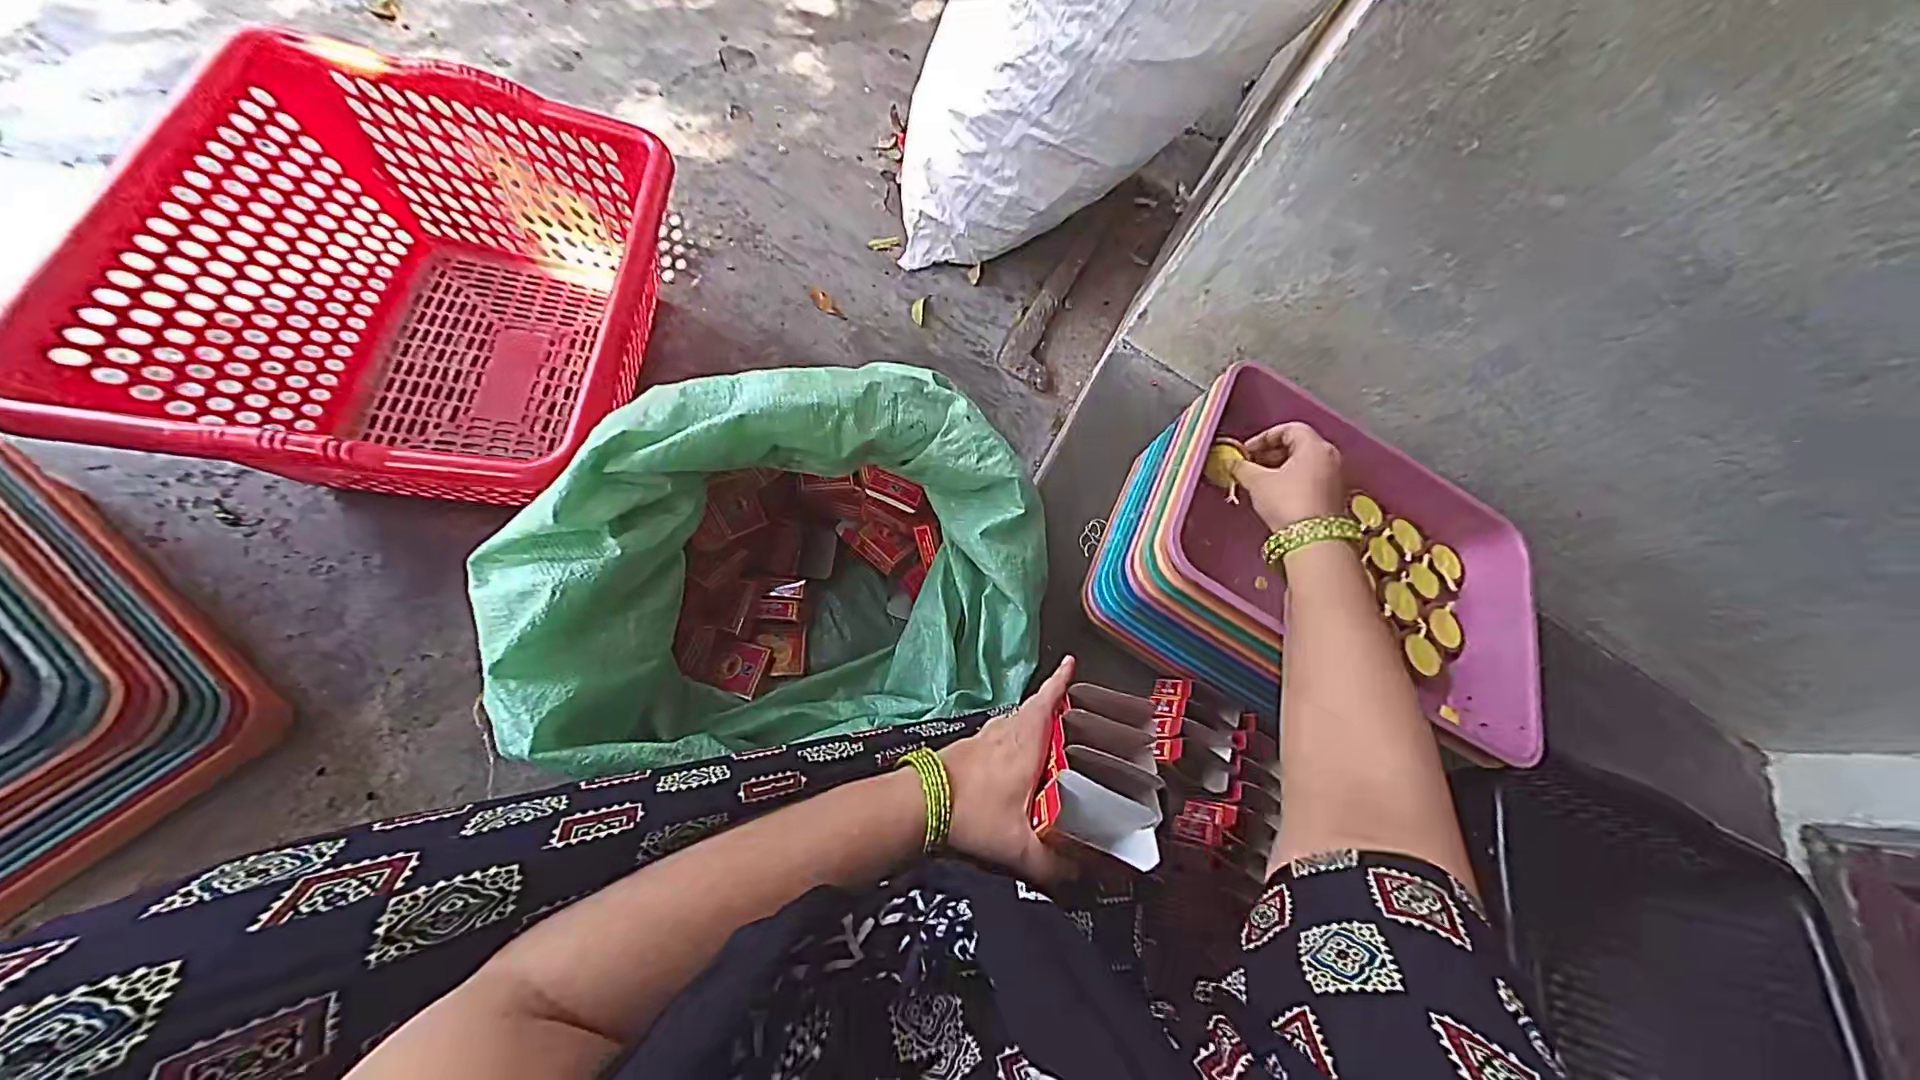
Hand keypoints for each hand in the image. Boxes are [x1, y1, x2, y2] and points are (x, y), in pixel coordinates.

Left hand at [939, 655, 1078, 884]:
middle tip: (1068, 710)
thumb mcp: (1019, 846)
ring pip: (1013, 721)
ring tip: (1044, 737)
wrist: (920, 804)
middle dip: (1051, 704)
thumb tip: (1078, 877)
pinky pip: (996, 735)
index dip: (1060, 681)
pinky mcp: (966, 748)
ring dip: (1029, 722)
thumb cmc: (972, 814)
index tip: (1070, 662)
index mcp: (1025, 743)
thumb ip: (1053, 865)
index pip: (1047, 701)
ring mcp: (983, 738)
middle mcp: (1005, 733)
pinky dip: (1009, 739)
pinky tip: (1010, 761)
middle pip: (1032, 708)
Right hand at [1231, 421, 1346, 531]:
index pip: (1288, 429)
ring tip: (1258, 481)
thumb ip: (1243, 467)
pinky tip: (1273, 493)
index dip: (1263, 437)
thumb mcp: (1258, 481)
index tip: (1246, 451)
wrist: (1312, 539)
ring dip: (1278, 467)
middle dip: (1269, 453)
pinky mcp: (1332, 495)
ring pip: (1303, 463)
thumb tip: (1234, 463)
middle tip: (1249, 465)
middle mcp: (1329, 457)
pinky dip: (1290, 480)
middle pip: (1297, 445)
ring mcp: (1334, 477)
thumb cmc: (1289, 503)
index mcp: (1314, 446)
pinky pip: (1308, 478)